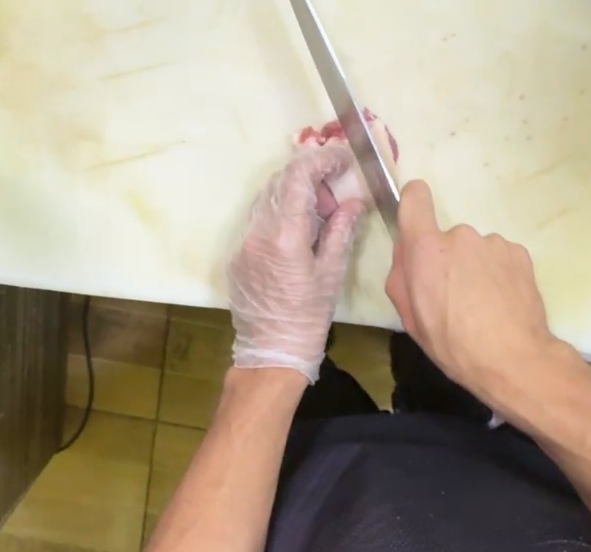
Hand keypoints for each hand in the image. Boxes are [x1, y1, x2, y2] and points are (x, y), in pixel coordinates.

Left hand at [227, 144, 366, 382]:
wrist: (271, 354)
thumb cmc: (306, 320)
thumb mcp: (331, 275)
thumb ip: (341, 231)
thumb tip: (353, 203)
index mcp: (284, 235)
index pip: (298, 175)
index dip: (322, 159)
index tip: (342, 161)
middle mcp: (256, 232)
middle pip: (279, 181)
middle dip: (309, 177)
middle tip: (333, 197)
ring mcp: (242, 244)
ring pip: (265, 198)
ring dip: (293, 195)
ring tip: (318, 217)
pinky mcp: (236, 257)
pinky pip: (257, 221)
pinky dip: (278, 215)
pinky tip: (296, 234)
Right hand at [385, 181, 562, 402]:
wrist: (512, 358)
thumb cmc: (452, 344)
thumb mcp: (410, 320)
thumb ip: (401, 279)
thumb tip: (406, 254)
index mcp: (427, 250)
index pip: (415, 200)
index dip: (414, 206)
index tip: (417, 225)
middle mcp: (461, 236)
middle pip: (445, 240)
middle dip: (446, 263)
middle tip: (453, 301)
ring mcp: (494, 242)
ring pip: (475, 251)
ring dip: (473, 271)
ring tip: (480, 307)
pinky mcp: (520, 253)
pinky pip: (498, 259)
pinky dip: (497, 276)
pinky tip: (500, 305)